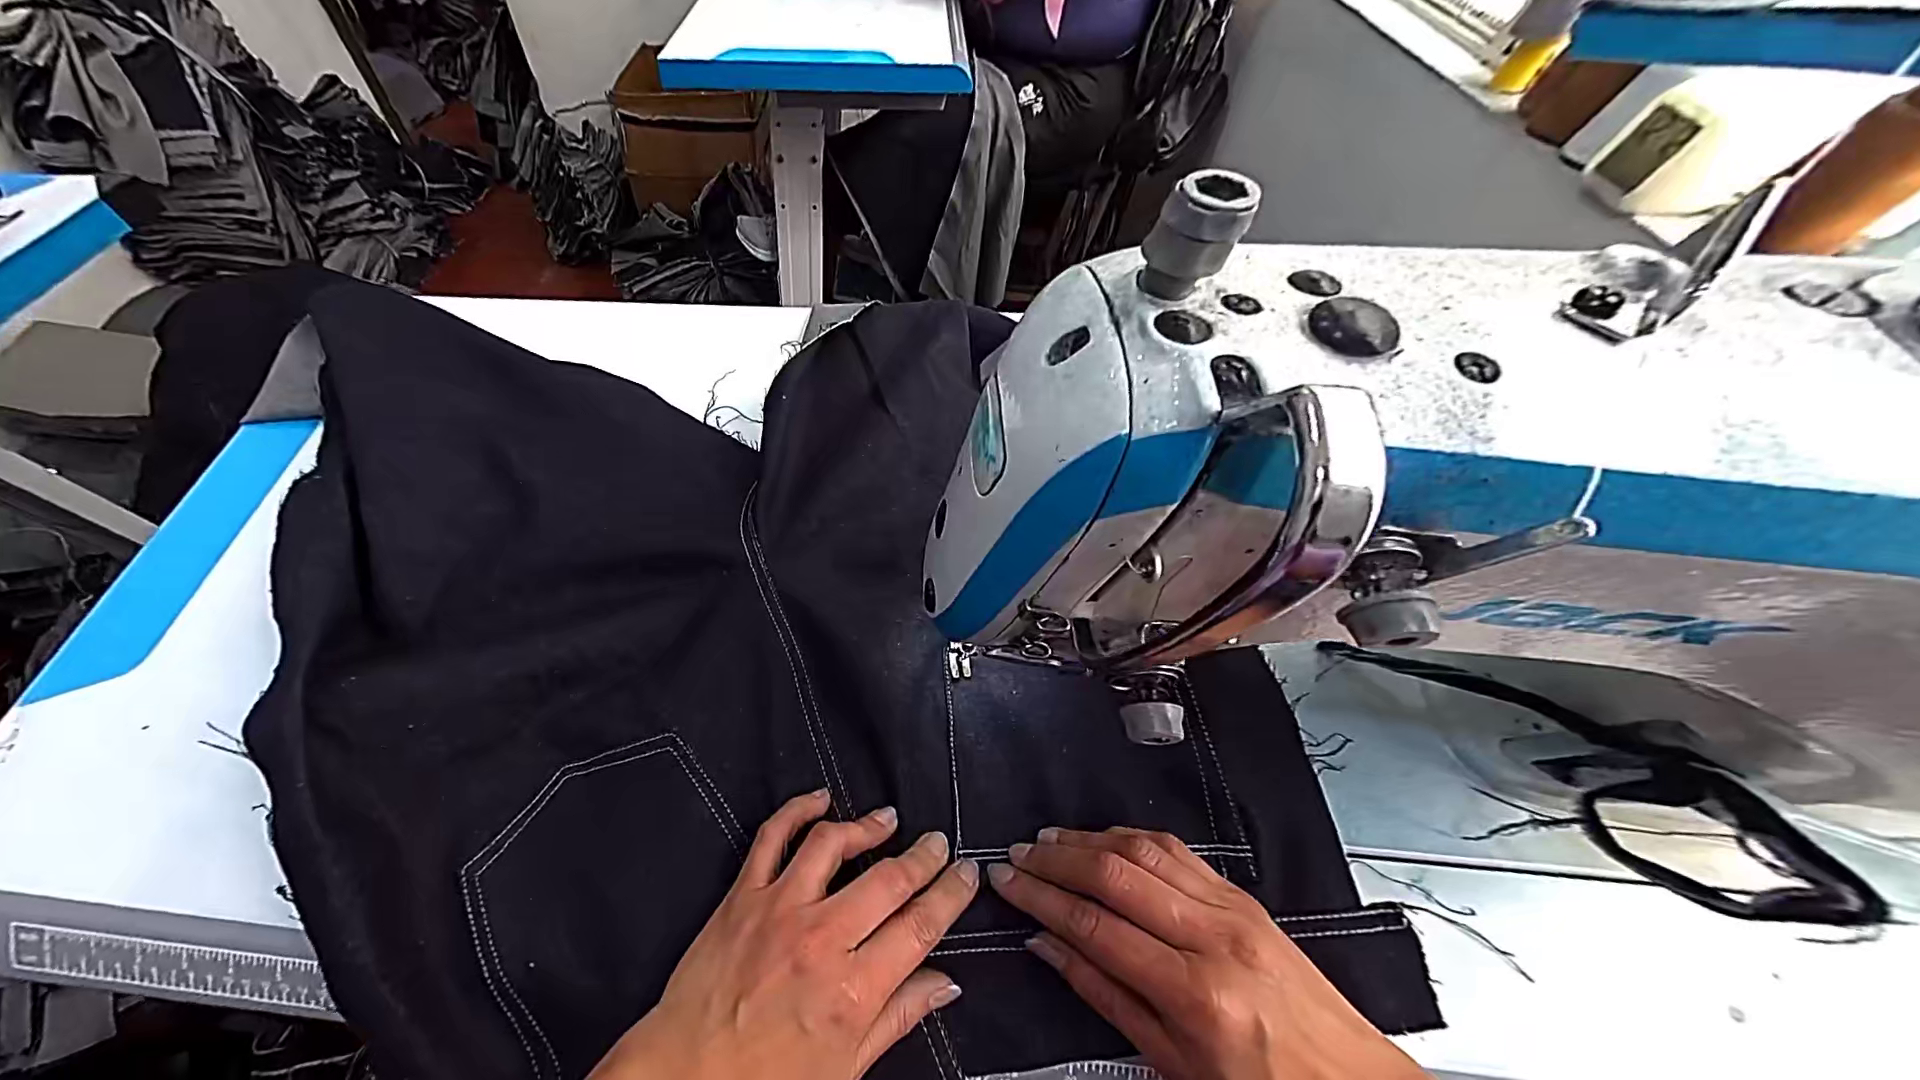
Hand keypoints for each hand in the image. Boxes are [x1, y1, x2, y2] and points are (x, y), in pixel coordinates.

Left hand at [591, 790, 978, 1079]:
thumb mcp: (846, 1068)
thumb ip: (899, 1017)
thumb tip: (946, 982)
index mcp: (852, 991)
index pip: (921, 925)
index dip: (952, 892)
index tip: (966, 872)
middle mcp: (821, 941)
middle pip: (889, 879)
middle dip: (925, 855)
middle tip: (939, 842)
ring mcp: (779, 911)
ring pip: (833, 845)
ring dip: (867, 826)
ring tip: (888, 819)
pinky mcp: (742, 896)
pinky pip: (772, 837)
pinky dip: (797, 809)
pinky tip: (820, 799)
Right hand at [988, 828, 1426, 1079]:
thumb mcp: (1172, 1063)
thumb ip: (1104, 995)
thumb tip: (1048, 946)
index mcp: (1196, 994)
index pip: (1096, 927)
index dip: (1042, 900)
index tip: (1009, 884)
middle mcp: (1213, 937)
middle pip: (1115, 876)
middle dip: (1056, 859)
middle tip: (1018, 854)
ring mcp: (1230, 908)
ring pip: (1143, 851)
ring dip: (1088, 838)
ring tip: (1048, 838)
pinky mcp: (1241, 894)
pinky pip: (1176, 851)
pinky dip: (1130, 836)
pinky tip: (1104, 836)